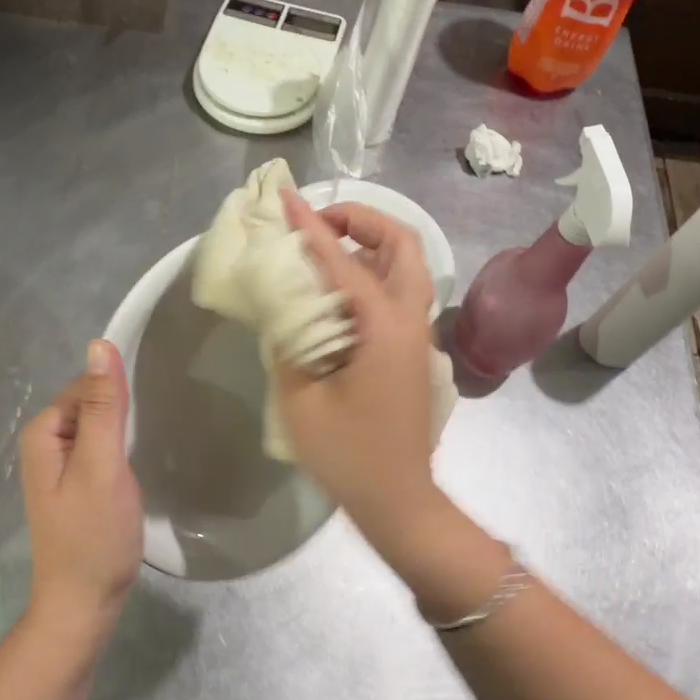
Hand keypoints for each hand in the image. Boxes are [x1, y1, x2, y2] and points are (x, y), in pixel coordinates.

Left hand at [18, 340, 143, 631]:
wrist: (84, 603)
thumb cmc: (93, 535)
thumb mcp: (102, 466)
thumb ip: (104, 407)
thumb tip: (100, 345)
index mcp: (44, 433)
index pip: (87, 385)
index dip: (118, 393)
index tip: (149, 411)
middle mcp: (46, 444)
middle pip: (93, 404)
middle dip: (122, 412)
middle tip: (154, 432)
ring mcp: (61, 468)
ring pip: (100, 429)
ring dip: (124, 433)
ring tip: (150, 447)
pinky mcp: (79, 487)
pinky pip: (102, 452)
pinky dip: (121, 454)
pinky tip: (138, 468)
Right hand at [274, 193, 444, 534]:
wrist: (398, 500)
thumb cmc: (348, 455)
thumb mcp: (301, 400)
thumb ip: (289, 345)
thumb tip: (283, 311)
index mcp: (382, 327)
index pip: (343, 261)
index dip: (311, 227)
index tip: (285, 199)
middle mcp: (409, 321)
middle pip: (401, 244)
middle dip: (362, 221)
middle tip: (318, 226)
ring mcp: (416, 337)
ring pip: (405, 267)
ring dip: (369, 246)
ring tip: (322, 254)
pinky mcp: (411, 353)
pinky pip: (397, 294)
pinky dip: (370, 276)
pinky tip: (334, 296)